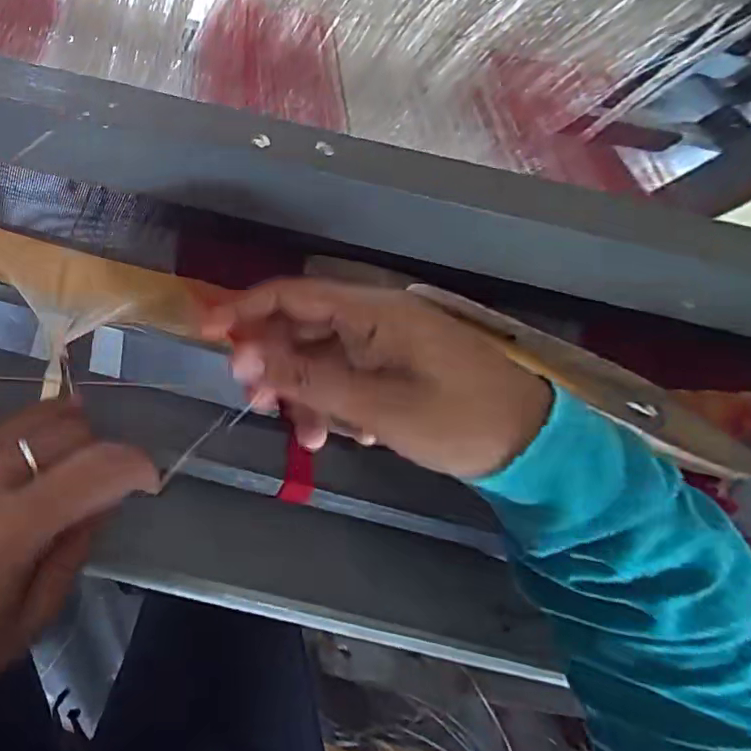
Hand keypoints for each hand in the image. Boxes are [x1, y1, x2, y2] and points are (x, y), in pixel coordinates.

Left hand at [0, 398, 158, 694]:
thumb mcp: (37, 610)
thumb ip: (75, 544)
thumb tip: (104, 496)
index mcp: (12, 525)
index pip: (90, 470)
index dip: (132, 465)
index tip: (151, 479)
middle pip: (65, 429)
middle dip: (102, 446)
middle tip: (113, 477)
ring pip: (33, 417)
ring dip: (69, 429)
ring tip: (85, 455)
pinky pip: (3, 428)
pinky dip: (34, 431)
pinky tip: (44, 451)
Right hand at [201, 279, 552, 479]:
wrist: (545, 456)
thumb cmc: (461, 421)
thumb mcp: (375, 406)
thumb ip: (304, 380)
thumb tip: (241, 361)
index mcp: (371, 312)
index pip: (290, 295)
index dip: (242, 310)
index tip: (204, 333)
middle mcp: (372, 319)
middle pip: (298, 327)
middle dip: (271, 364)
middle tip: (253, 400)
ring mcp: (383, 344)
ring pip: (317, 358)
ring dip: (301, 393)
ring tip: (305, 436)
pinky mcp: (393, 367)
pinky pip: (342, 376)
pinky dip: (330, 403)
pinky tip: (339, 434)